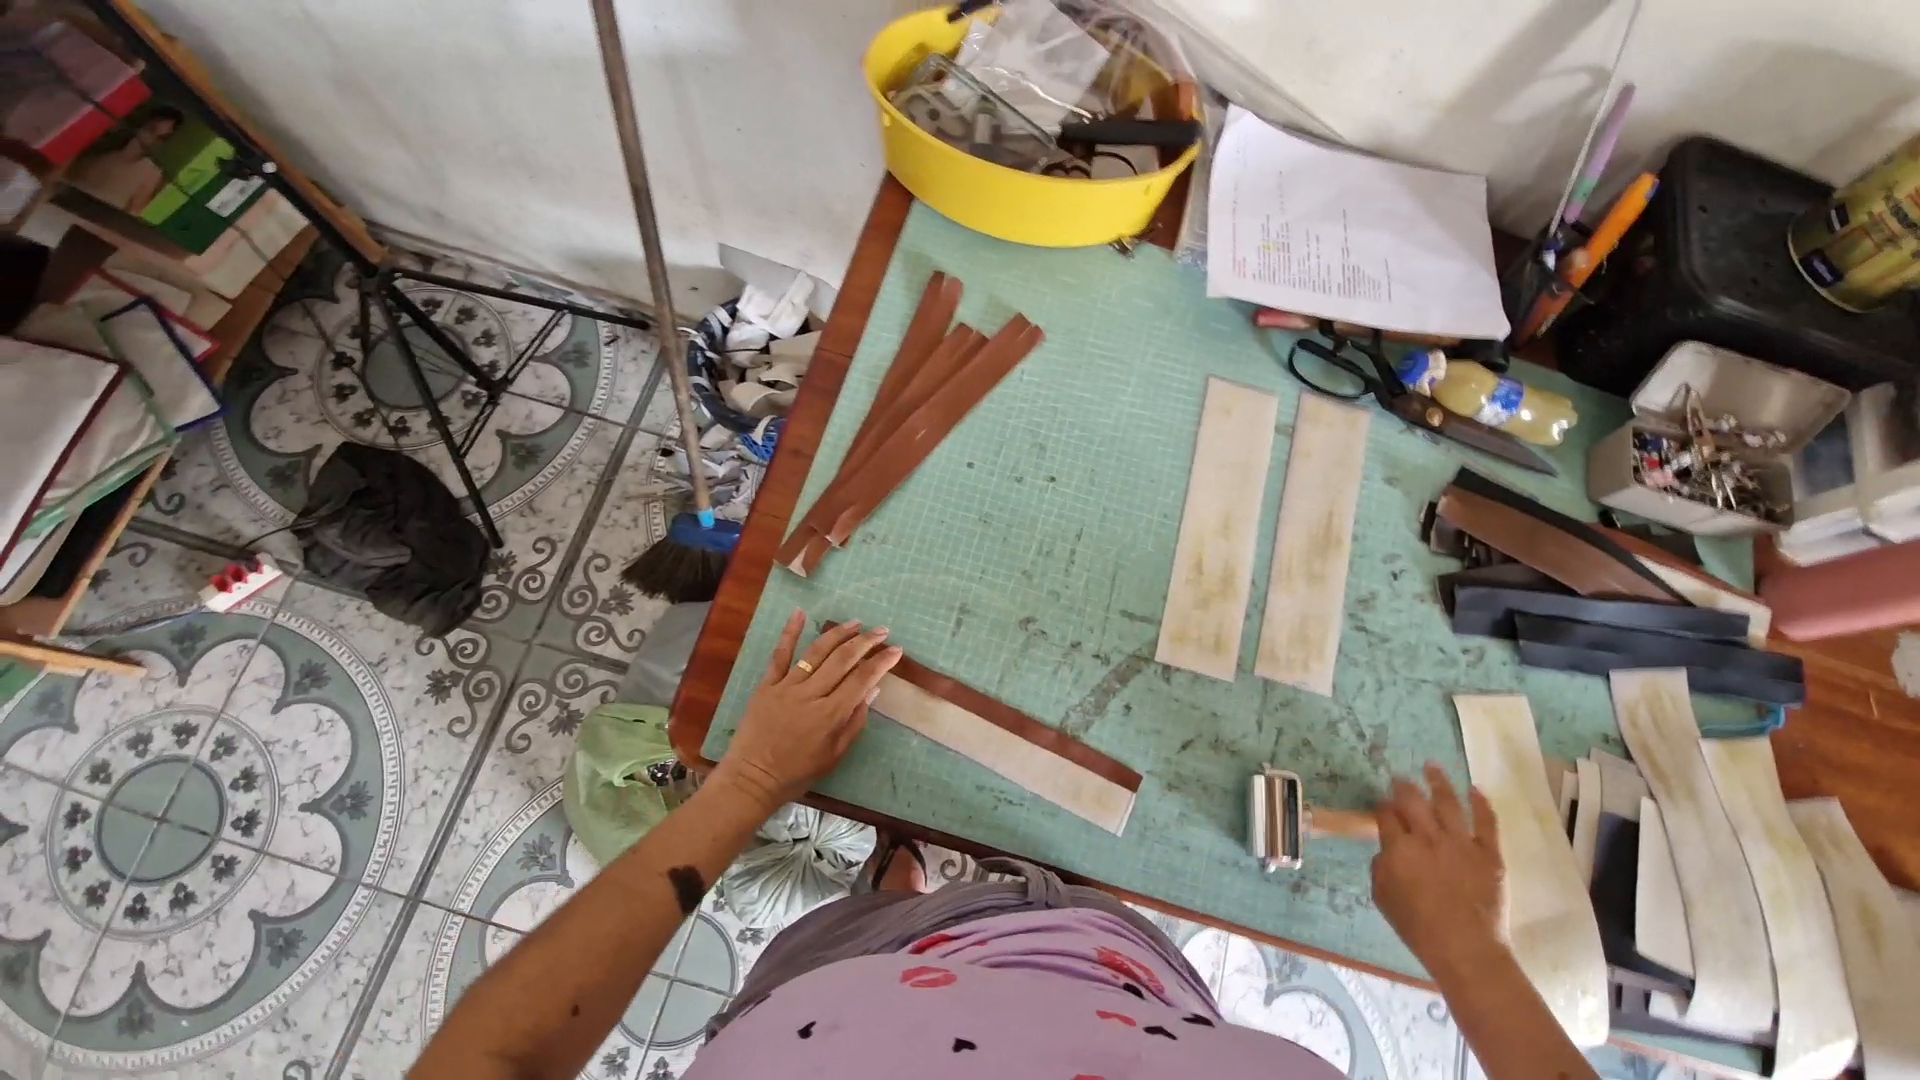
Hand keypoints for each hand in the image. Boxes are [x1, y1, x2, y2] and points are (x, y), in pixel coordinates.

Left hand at [715, 612, 901, 811]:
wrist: (752, 779)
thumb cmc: (797, 773)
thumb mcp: (835, 755)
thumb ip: (855, 722)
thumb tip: (873, 690)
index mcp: (831, 714)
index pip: (863, 679)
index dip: (882, 662)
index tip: (896, 650)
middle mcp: (812, 695)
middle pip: (843, 659)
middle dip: (866, 642)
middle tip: (882, 630)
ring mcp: (787, 687)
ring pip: (817, 652)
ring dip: (838, 634)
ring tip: (855, 623)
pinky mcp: (767, 685)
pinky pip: (780, 655)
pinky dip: (790, 632)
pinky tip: (800, 613)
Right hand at [1371, 763, 1508, 975]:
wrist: (1466, 949)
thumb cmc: (1417, 927)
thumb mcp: (1382, 897)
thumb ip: (1381, 867)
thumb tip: (1388, 851)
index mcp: (1399, 848)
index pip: (1386, 816)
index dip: (1382, 807)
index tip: (1381, 805)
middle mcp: (1428, 838)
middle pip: (1412, 801)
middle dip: (1403, 787)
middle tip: (1399, 778)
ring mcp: (1461, 843)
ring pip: (1448, 802)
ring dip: (1438, 782)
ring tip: (1431, 766)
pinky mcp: (1490, 854)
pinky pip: (1486, 822)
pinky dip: (1481, 803)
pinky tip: (1474, 789)